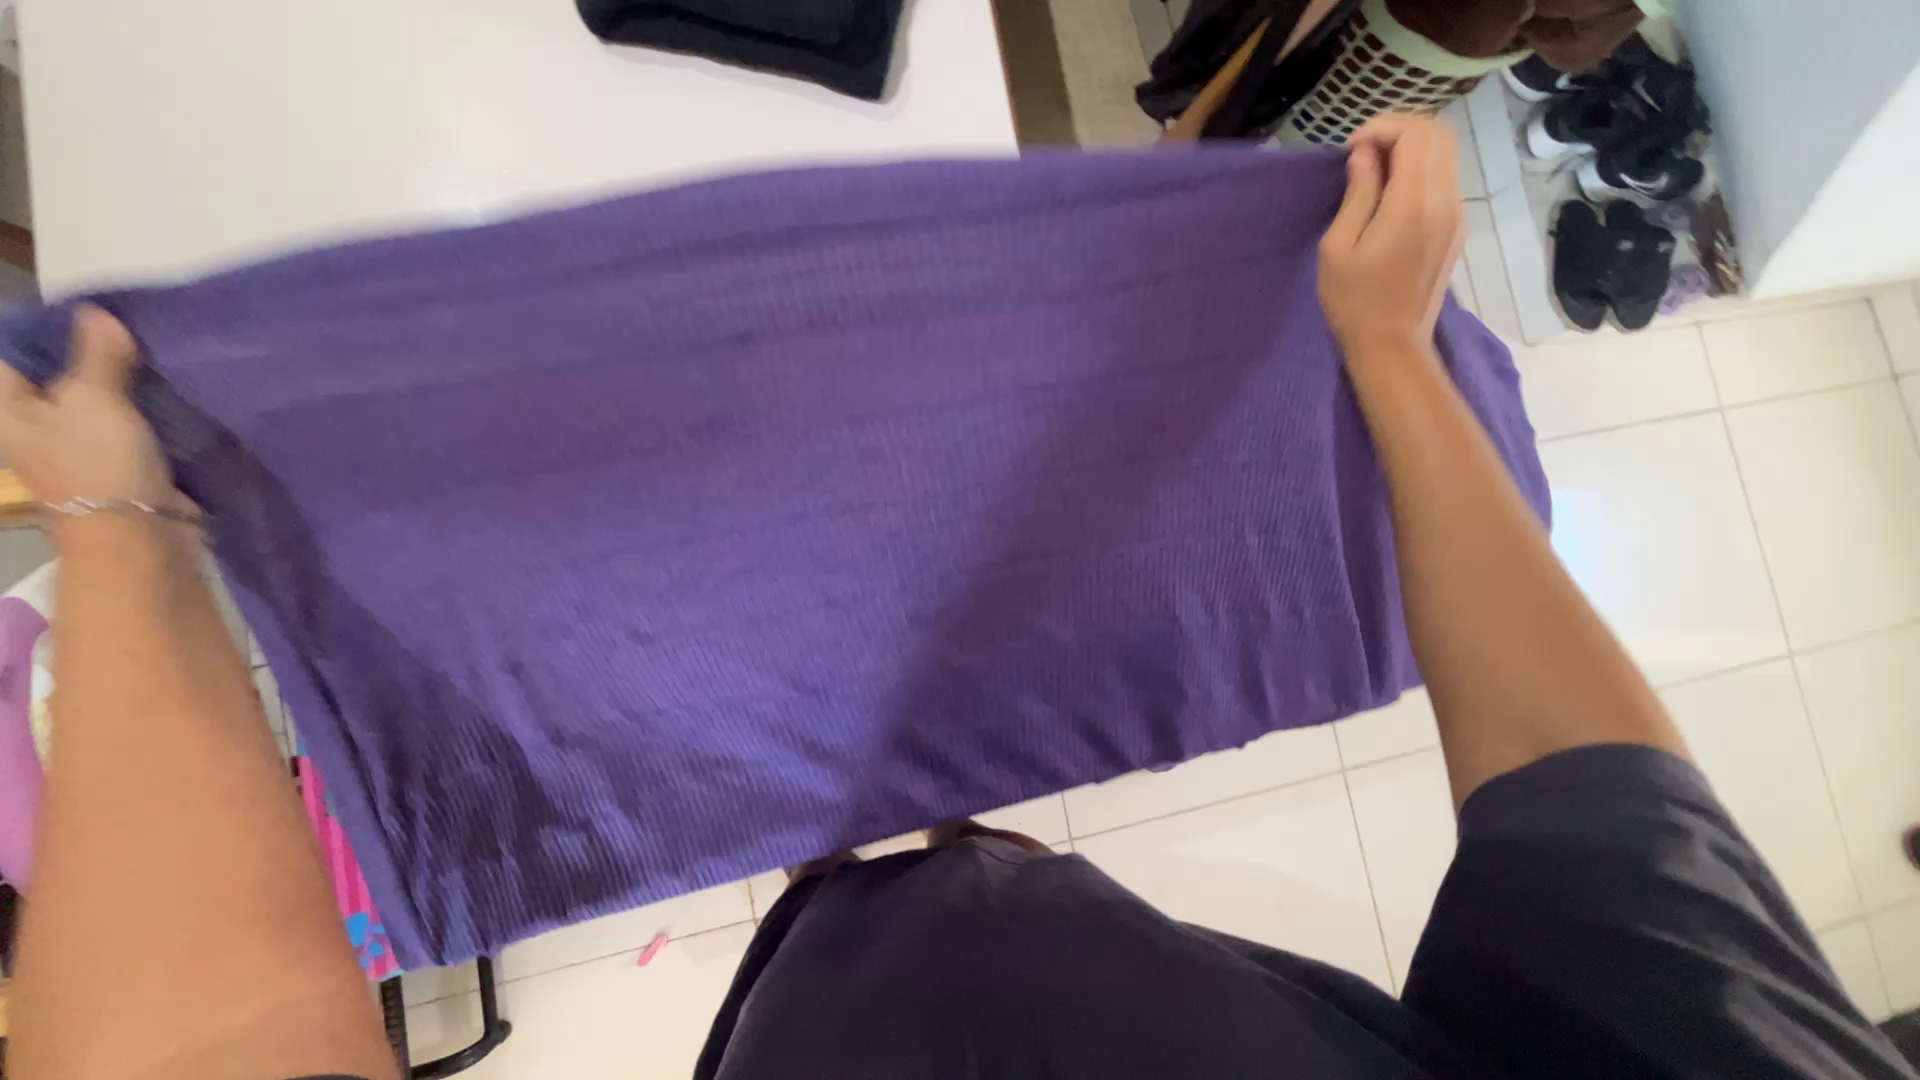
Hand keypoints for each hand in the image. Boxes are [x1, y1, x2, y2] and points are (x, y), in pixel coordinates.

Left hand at [0, 305, 181, 521]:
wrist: (139, 533)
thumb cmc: (98, 464)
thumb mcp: (94, 401)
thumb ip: (98, 357)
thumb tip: (96, 312)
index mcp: (7, 407)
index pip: (16, 353)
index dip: (52, 329)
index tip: (97, 312)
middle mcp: (39, 422)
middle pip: (63, 375)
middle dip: (99, 354)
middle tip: (139, 328)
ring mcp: (85, 444)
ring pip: (107, 400)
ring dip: (133, 383)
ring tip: (166, 356)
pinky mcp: (128, 461)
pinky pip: (139, 425)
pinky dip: (156, 411)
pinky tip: (180, 395)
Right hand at [1318, 114, 1465, 359]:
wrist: (1391, 344)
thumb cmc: (1354, 301)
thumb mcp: (1338, 248)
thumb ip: (1357, 194)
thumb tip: (1364, 155)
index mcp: (1413, 204)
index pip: (1415, 134)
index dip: (1382, 127)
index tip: (1351, 148)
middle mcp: (1444, 201)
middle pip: (1438, 134)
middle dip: (1399, 131)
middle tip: (1363, 154)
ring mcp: (1456, 214)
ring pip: (1445, 154)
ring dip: (1411, 150)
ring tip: (1374, 173)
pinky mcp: (1456, 228)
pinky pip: (1444, 180)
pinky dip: (1420, 171)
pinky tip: (1390, 195)